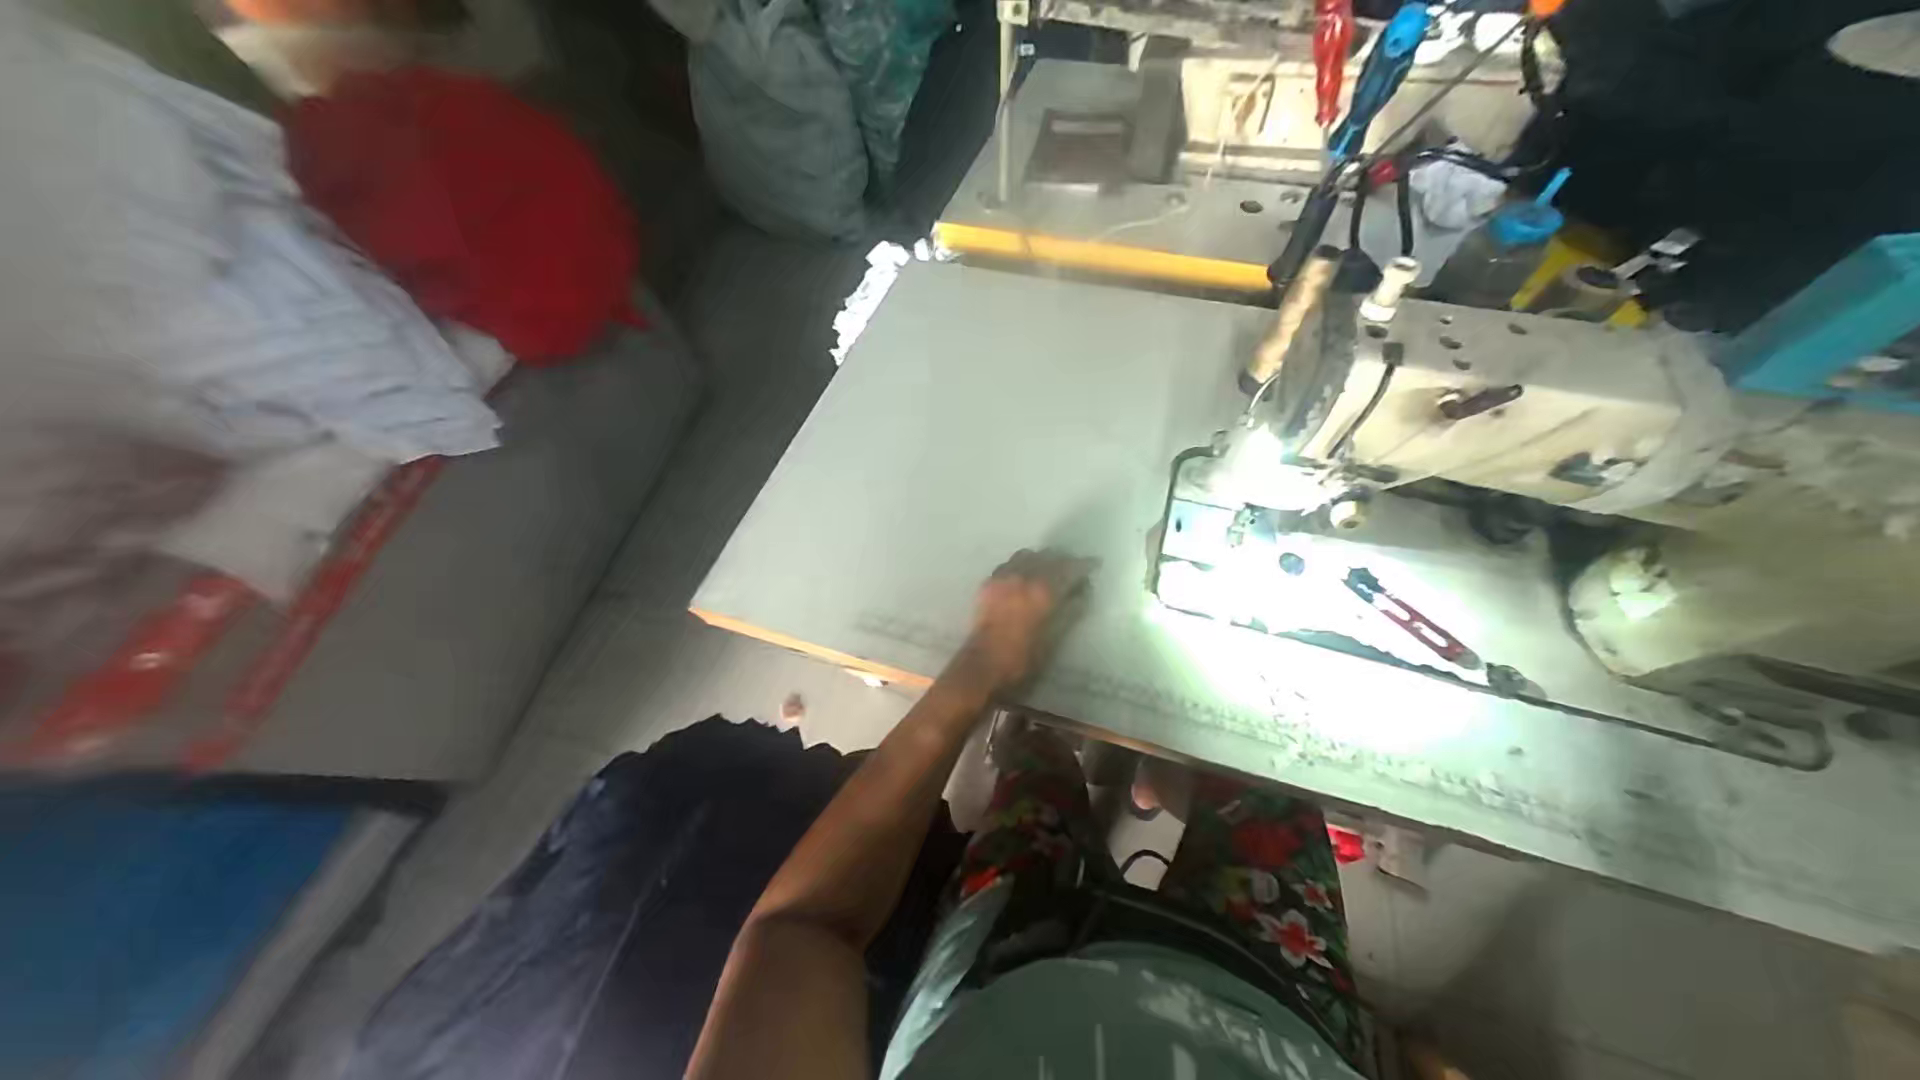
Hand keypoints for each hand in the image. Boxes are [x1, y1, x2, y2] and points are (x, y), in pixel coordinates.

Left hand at [951, 548, 1092, 692]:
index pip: (1070, 568)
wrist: (984, 662)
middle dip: (1063, 560)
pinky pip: (1008, 564)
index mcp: (1044, 590)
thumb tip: (1083, 592)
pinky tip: (1022, 577)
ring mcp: (1003, 577)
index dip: (1084, 565)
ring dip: (1041, 559)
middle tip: (1073, 569)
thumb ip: (1071, 610)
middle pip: (1049, 557)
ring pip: (1027, 556)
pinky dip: (1020, 566)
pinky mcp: (988, 583)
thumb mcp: (1055, 636)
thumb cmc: (1023, 656)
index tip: (1094, 564)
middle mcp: (1024, 576)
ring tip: (1047, 570)